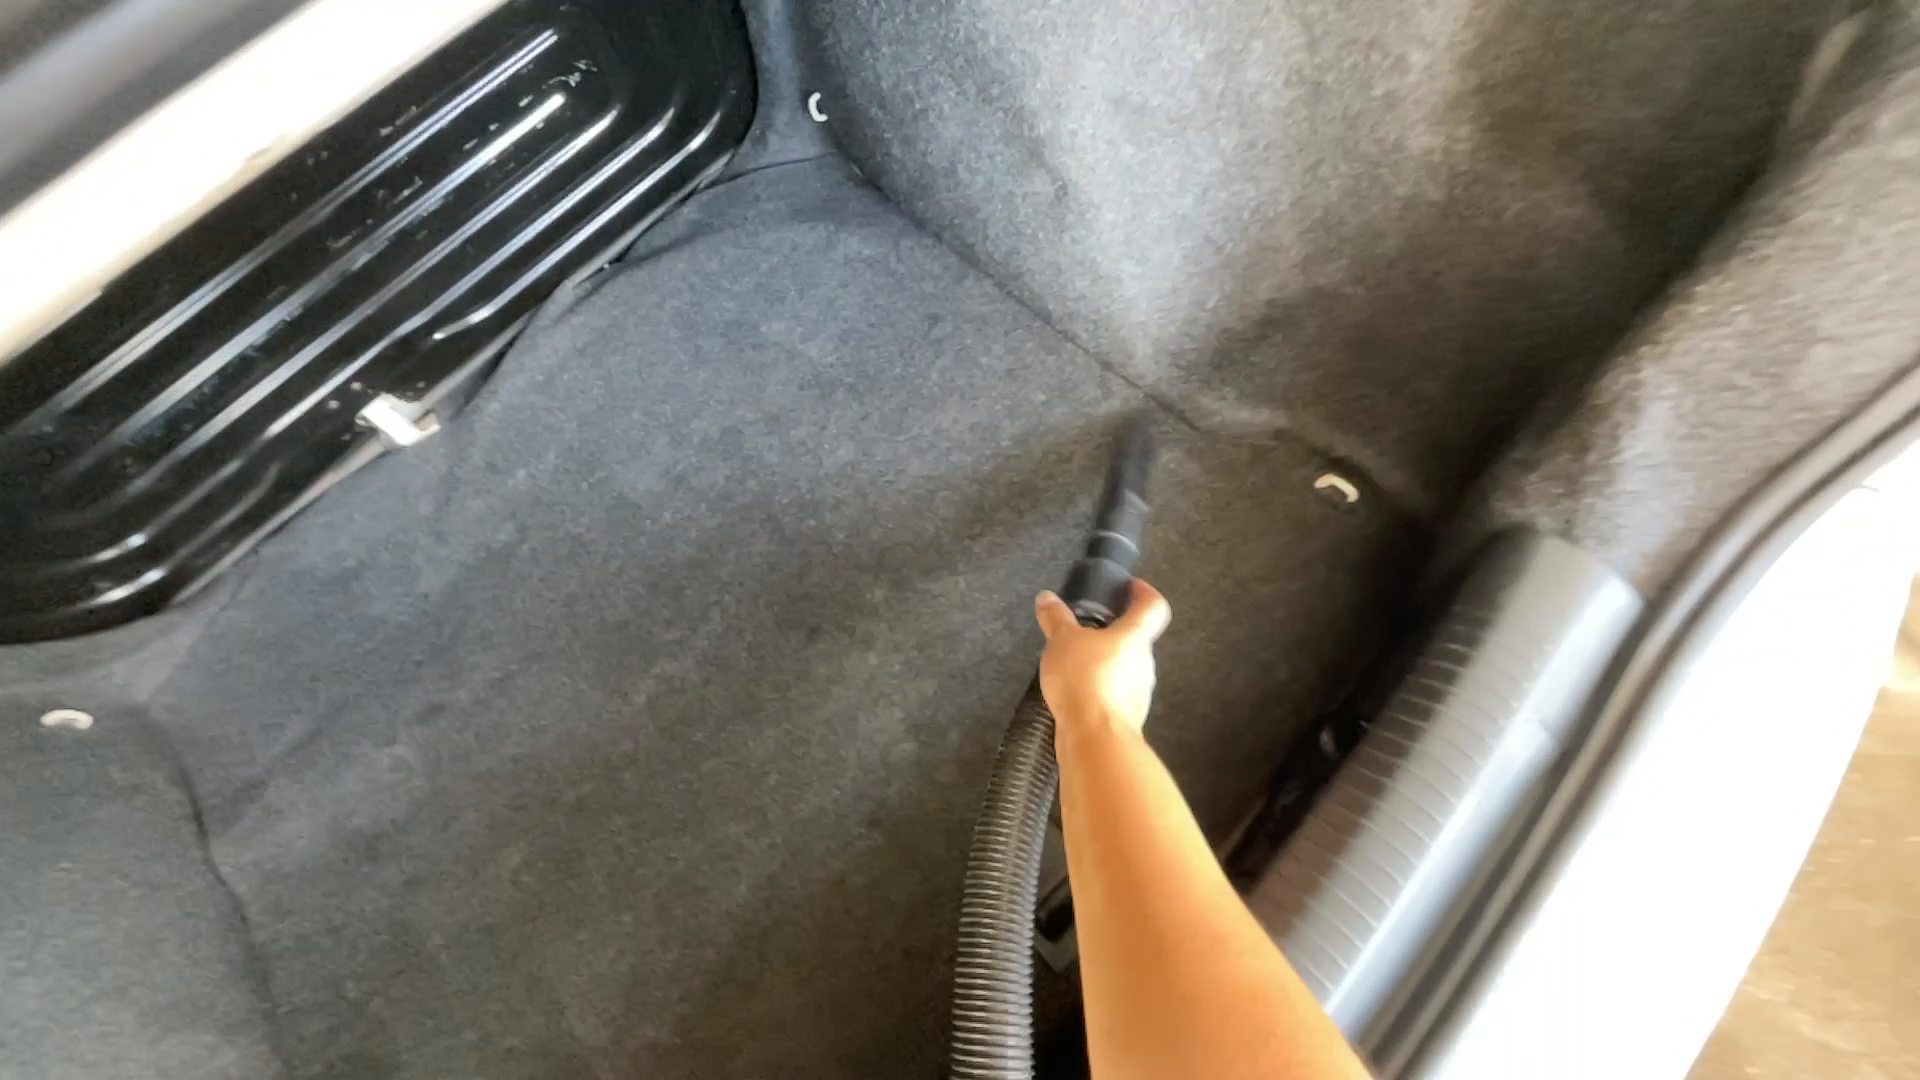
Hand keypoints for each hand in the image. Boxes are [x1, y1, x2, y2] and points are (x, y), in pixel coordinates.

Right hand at [1034, 580, 1172, 735]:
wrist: (1094, 736)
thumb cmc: (1084, 678)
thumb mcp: (1062, 641)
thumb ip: (1056, 619)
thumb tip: (1047, 598)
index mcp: (1135, 636)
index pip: (1153, 606)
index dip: (1144, 593)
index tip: (1130, 588)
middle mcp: (1145, 663)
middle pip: (1137, 640)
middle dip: (1115, 633)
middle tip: (1089, 629)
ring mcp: (1139, 692)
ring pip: (1126, 669)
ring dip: (1107, 663)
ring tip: (1076, 663)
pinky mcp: (1127, 716)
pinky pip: (1115, 694)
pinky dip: (1100, 689)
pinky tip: (1077, 692)